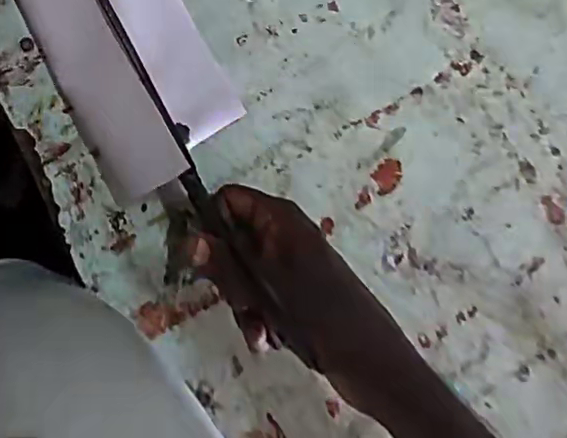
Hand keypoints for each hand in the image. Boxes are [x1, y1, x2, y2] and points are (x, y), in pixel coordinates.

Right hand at [190, 185, 455, 427]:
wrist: (376, 367)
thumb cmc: (322, 314)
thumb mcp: (263, 286)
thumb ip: (223, 260)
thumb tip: (190, 240)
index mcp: (279, 217)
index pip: (226, 199)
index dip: (210, 225)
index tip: (205, 257)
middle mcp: (283, 231)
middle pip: (231, 238)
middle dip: (230, 276)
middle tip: (241, 300)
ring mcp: (290, 261)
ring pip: (243, 270)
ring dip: (243, 301)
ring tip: (258, 326)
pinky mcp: (296, 288)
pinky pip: (262, 291)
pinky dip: (259, 313)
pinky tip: (268, 335)